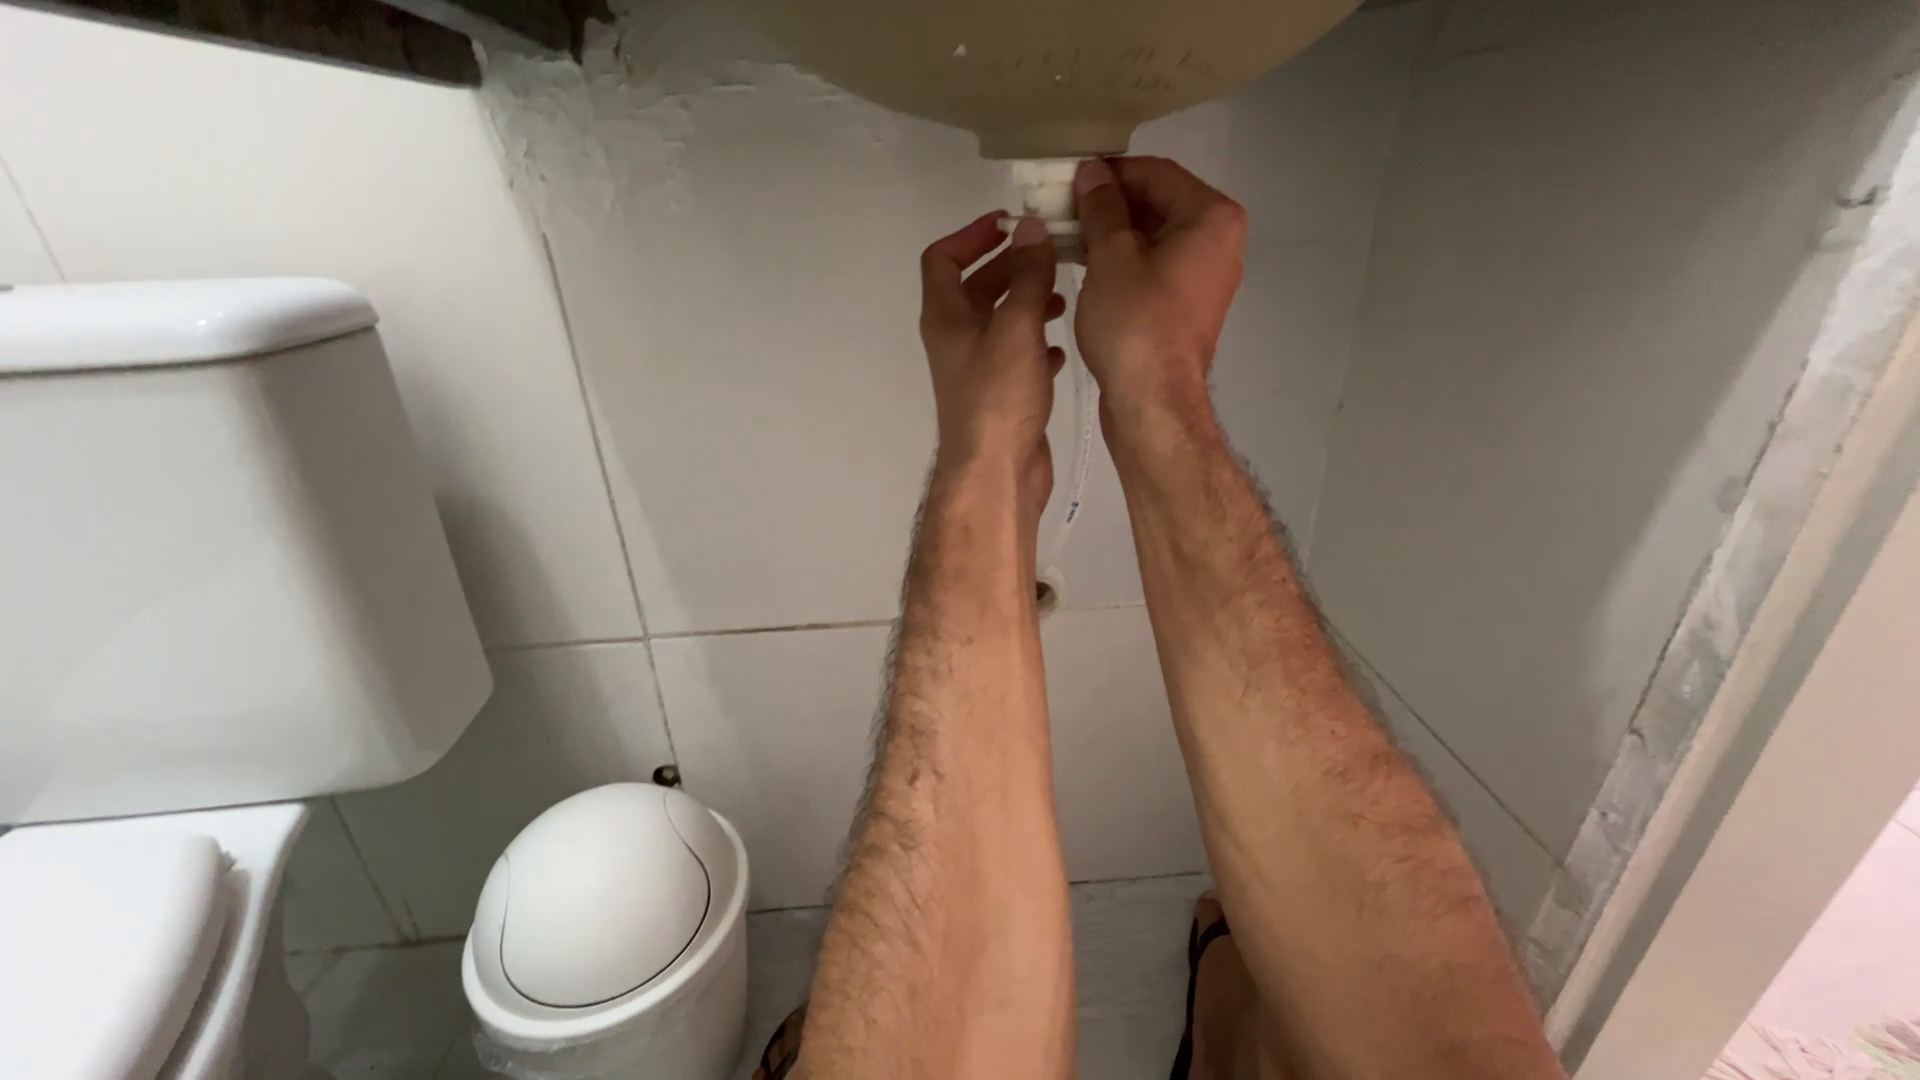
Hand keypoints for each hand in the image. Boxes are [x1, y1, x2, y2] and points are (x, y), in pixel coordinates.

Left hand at [919, 213, 1067, 524]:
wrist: (996, 472)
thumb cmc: (999, 396)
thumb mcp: (1016, 327)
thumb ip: (1027, 277)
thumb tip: (1031, 229)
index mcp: (945, 317)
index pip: (941, 258)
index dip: (970, 235)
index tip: (1009, 224)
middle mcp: (956, 339)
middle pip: (977, 287)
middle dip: (1012, 267)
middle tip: (1052, 256)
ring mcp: (978, 368)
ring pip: (1001, 321)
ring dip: (1029, 303)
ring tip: (1064, 298)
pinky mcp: (1000, 394)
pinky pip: (1018, 355)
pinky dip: (1038, 343)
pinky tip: (1062, 347)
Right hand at [1072, 157, 1246, 427]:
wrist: (1152, 401)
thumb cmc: (1135, 323)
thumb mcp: (1110, 258)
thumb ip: (1101, 208)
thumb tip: (1092, 173)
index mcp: (1211, 218)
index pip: (1156, 173)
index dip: (1110, 173)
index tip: (1068, 180)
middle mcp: (1220, 242)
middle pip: (1159, 204)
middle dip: (1110, 204)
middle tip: (1063, 208)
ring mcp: (1206, 278)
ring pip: (1154, 238)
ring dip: (1112, 234)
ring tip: (1067, 236)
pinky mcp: (1187, 307)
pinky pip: (1154, 268)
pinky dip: (1123, 262)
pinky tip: (1086, 265)